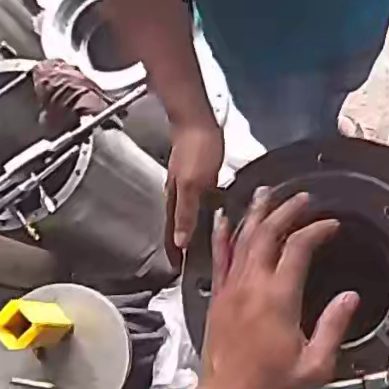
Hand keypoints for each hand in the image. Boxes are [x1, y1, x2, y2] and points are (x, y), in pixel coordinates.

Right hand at [164, 117, 224, 268]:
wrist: (196, 119)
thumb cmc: (195, 147)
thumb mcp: (194, 185)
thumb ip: (187, 214)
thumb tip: (181, 241)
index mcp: (176, 201)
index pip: (173, 234)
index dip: (173, 252)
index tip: (176, 269)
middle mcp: (179, 195)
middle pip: (179, 227)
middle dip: (182, 245)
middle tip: (189, 262)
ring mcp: (189, 185)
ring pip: (190, 215)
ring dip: (194, 230)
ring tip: (202, 244)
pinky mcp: (200, 175)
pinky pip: (201, 202)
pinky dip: (206, 213)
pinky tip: (215, 214)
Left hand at [193, 189, 358, 388]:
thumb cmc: (270, 385)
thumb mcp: (315, 364)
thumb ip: (334, 327)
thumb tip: (350, 298)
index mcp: (278, 298)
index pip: (298, 247)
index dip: (316, 230)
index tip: (330, 225)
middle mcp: (252, 286)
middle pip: (268, 232)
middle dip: (287, 210)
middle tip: (302, 198)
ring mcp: (231, 289)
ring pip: (243, 238)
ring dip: (257, 213)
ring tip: (267, 194)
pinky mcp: (218, 297)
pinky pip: (220, 257)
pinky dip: (223, 235)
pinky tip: (223, 219)